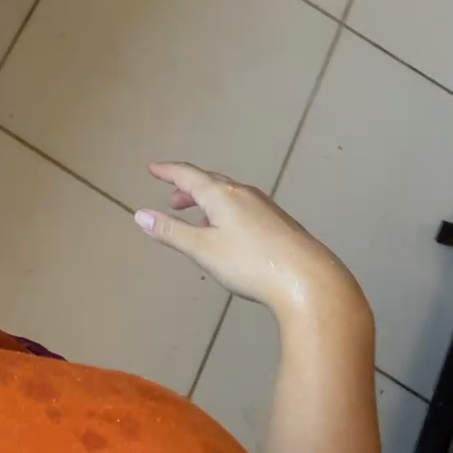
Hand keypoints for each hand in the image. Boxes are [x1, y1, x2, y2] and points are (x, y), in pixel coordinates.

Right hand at [135, 162, 365, 321]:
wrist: (312, 283)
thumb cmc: (250, 264)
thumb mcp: (203, 250)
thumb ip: (172, 232)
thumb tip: (140, 215)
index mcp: (221, 194)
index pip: (188, 174)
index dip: (168, 171)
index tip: (153, 168)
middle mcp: (243, 193)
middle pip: (210, 182)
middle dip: (188, 188)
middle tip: (172, 200)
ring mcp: (266, 207)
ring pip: (230, 195)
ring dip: (208, 202)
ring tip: (198, 219)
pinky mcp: (281, 224)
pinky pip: (245, 207)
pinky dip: (227, 211)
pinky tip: (231, 234)